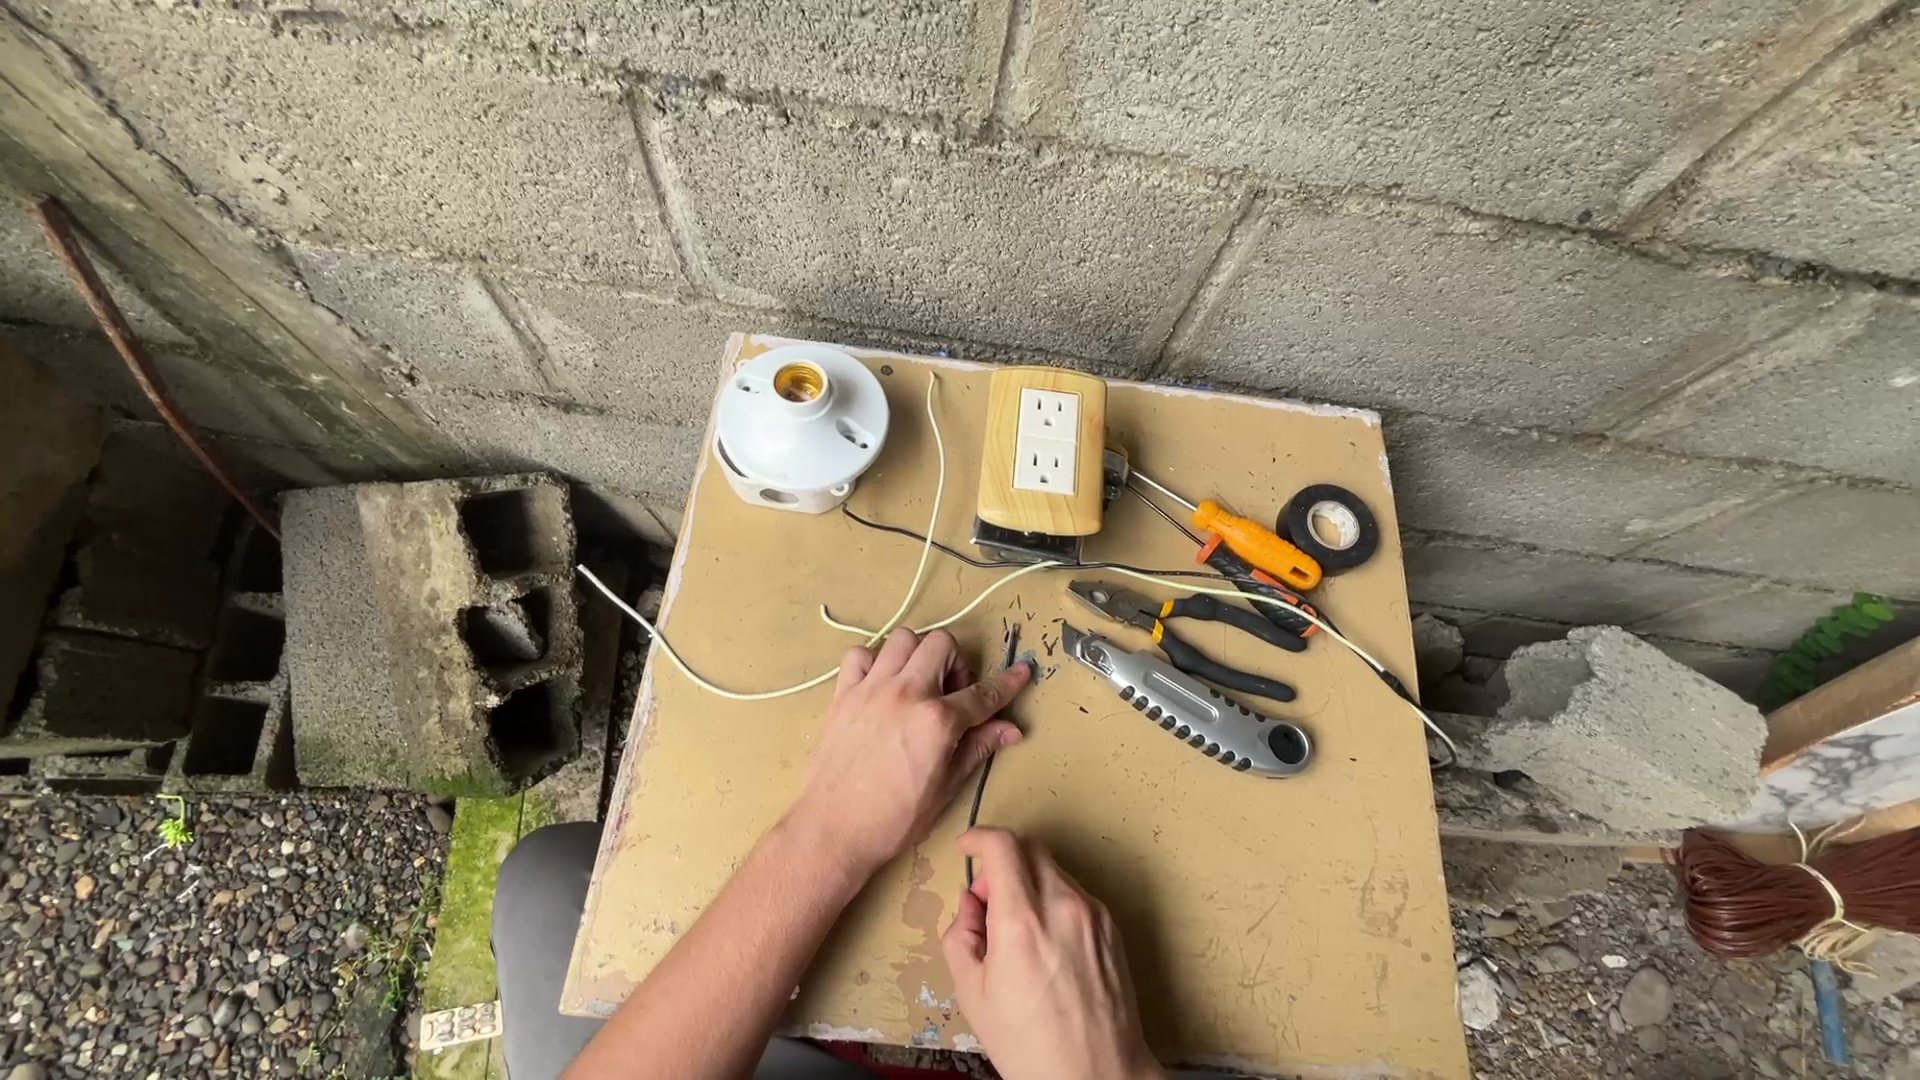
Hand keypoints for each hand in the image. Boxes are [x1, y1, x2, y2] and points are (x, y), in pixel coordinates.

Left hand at [789, 628, 1031, 878]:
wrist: (832, 830)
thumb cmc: (893, 819)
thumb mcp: (946, 787)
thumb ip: (977, 748)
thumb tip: (1010, 729)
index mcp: (937, 720)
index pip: (983, 693)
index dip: (1008, 683)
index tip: (1022, 671)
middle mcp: (906, 693)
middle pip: (941, 644)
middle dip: (955, 663)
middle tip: (951, 695)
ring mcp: (871, 689)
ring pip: (902, 639)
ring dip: (917, 655)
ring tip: (917, 685)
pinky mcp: (843, 694)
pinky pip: (860, 655)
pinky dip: (874, 662)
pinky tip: (881, 686)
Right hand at [942, 829, 1162, 1079]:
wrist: (1097, 1078)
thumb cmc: (1031, 1046)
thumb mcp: (972, 995)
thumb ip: (960, 935)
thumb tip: (970, 902)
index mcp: (1022, 923)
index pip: (1002, 845)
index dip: (978, 837)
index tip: (968, 847)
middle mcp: (1061, 906)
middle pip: (1028, 847)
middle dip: (1001, 860)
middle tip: (989, 899)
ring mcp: (1091, 913)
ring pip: (1051, 868)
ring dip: (1027, 881)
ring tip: (1019, 929)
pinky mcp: (1110, 925)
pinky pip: (1073, 892)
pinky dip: (1052, 900)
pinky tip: (1047, 942)